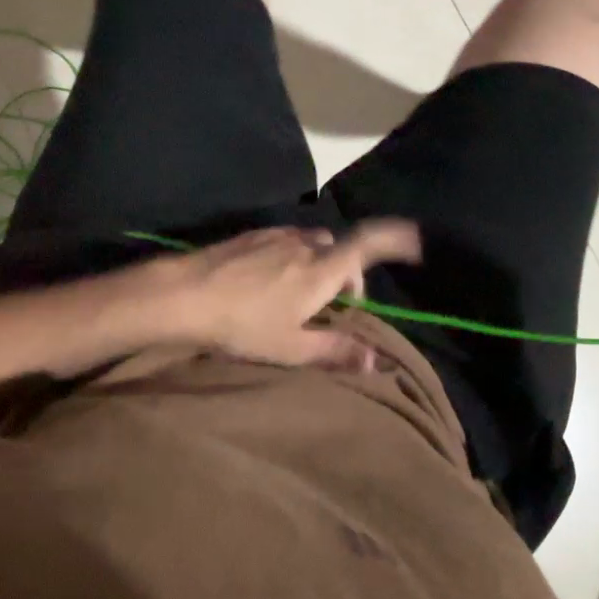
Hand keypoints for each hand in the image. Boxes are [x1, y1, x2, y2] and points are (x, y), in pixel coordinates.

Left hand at [155, 220, 421, 368]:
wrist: (184, 294)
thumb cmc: (243, 325)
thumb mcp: (292, 348)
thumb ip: (336, 351)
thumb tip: (378, 362)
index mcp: (321, 269)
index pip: (368, 244)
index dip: (395, 238)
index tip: (415, 241)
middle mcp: (303, 244)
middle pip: (339, 250)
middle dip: (345, 275)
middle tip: (334, 309)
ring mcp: (274, 236)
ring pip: (310, 245)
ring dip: (316, 266)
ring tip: (298, 299)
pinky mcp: (249, 236)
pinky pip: (283, 243)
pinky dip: (290, 259)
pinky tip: (266, 286)